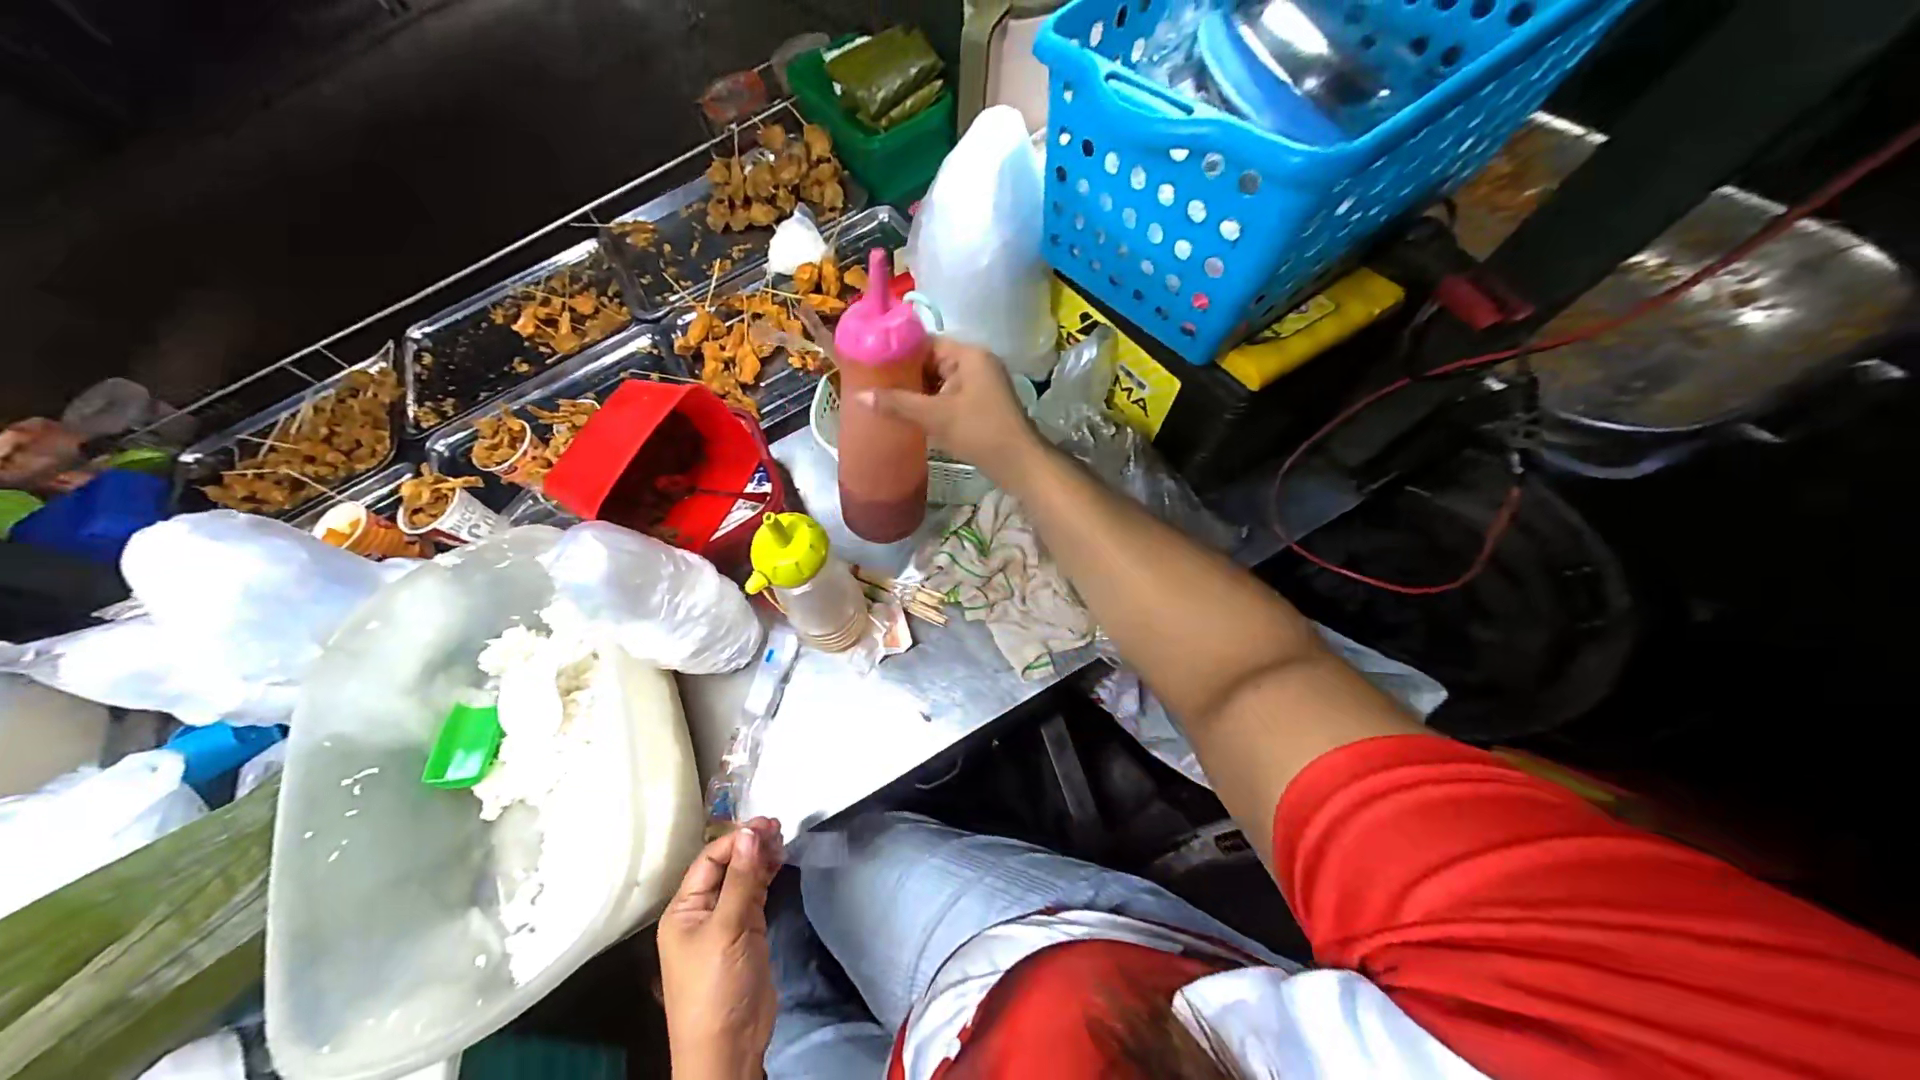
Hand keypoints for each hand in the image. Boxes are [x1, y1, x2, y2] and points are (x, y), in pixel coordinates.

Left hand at [658, 817, 784, 1079]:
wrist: (729, 1046)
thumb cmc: (716, 987)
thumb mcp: (727, 929)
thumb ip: (741, 879)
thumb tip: (751, 833)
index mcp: (684, 910)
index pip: (709, 861)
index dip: (736, 840)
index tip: (766, 825)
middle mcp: (702, 911)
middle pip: (727, 866)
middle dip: (750, 844)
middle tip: (779, 826)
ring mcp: (725, 922)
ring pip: (743, 878)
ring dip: (761, 857)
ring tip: (783, 837)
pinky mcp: (747, 932)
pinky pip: (755, 894)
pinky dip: (767, 876)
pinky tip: (780, 860)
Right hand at [861, 338, 1044, 480]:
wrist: (1019, 463)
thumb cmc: (980, 432)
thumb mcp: (935, 417)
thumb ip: (897, 404)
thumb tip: (859, 396)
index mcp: (969, 354)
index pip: (926, 342)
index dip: (898, 352)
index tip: (872, 364)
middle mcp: (976, 362)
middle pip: (932, 360)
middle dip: (905, 374)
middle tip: (874, 384)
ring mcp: (981, 383)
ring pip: (940, 379)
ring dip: (917, 390)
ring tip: (885, 399)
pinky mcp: (982, 402)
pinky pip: (950, 394)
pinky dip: (931, 402)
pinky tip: (910, 414)